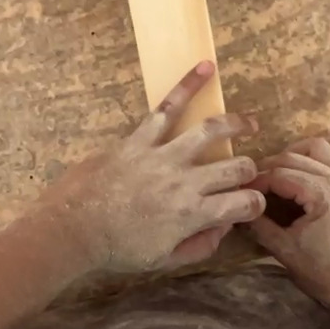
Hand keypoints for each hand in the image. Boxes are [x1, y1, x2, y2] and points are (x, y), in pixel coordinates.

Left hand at [36, 61, 264, 272]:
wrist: (74, 228)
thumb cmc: (117, 249)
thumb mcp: (164, 260)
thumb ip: (199, 247)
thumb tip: (224, 228)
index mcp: (193, 214)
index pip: (244, 205)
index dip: (255, 204)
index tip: (250, 204)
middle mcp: (186, 182)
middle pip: (236, 168)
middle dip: (249, 170)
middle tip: (245, 171)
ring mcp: (163, 156)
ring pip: (211, 131)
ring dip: (236, 125)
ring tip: (249, 124)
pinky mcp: (140, 139)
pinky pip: (168, 108)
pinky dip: (188, 85)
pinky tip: (207, 67)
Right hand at [246, 138, 329, 310]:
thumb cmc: (325, 273)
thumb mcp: (285, 250)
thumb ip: (259, 225)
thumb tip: (236, 211)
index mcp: (323, 193)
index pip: (279, 174)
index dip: (254, 181)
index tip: (237, 192)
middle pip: (294, 157)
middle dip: (267, 168)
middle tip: (249, 186)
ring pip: (314, 150)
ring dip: (290, 158)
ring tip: (272, 178)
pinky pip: (328, 161)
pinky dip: (308, 164)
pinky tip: (294, 183)